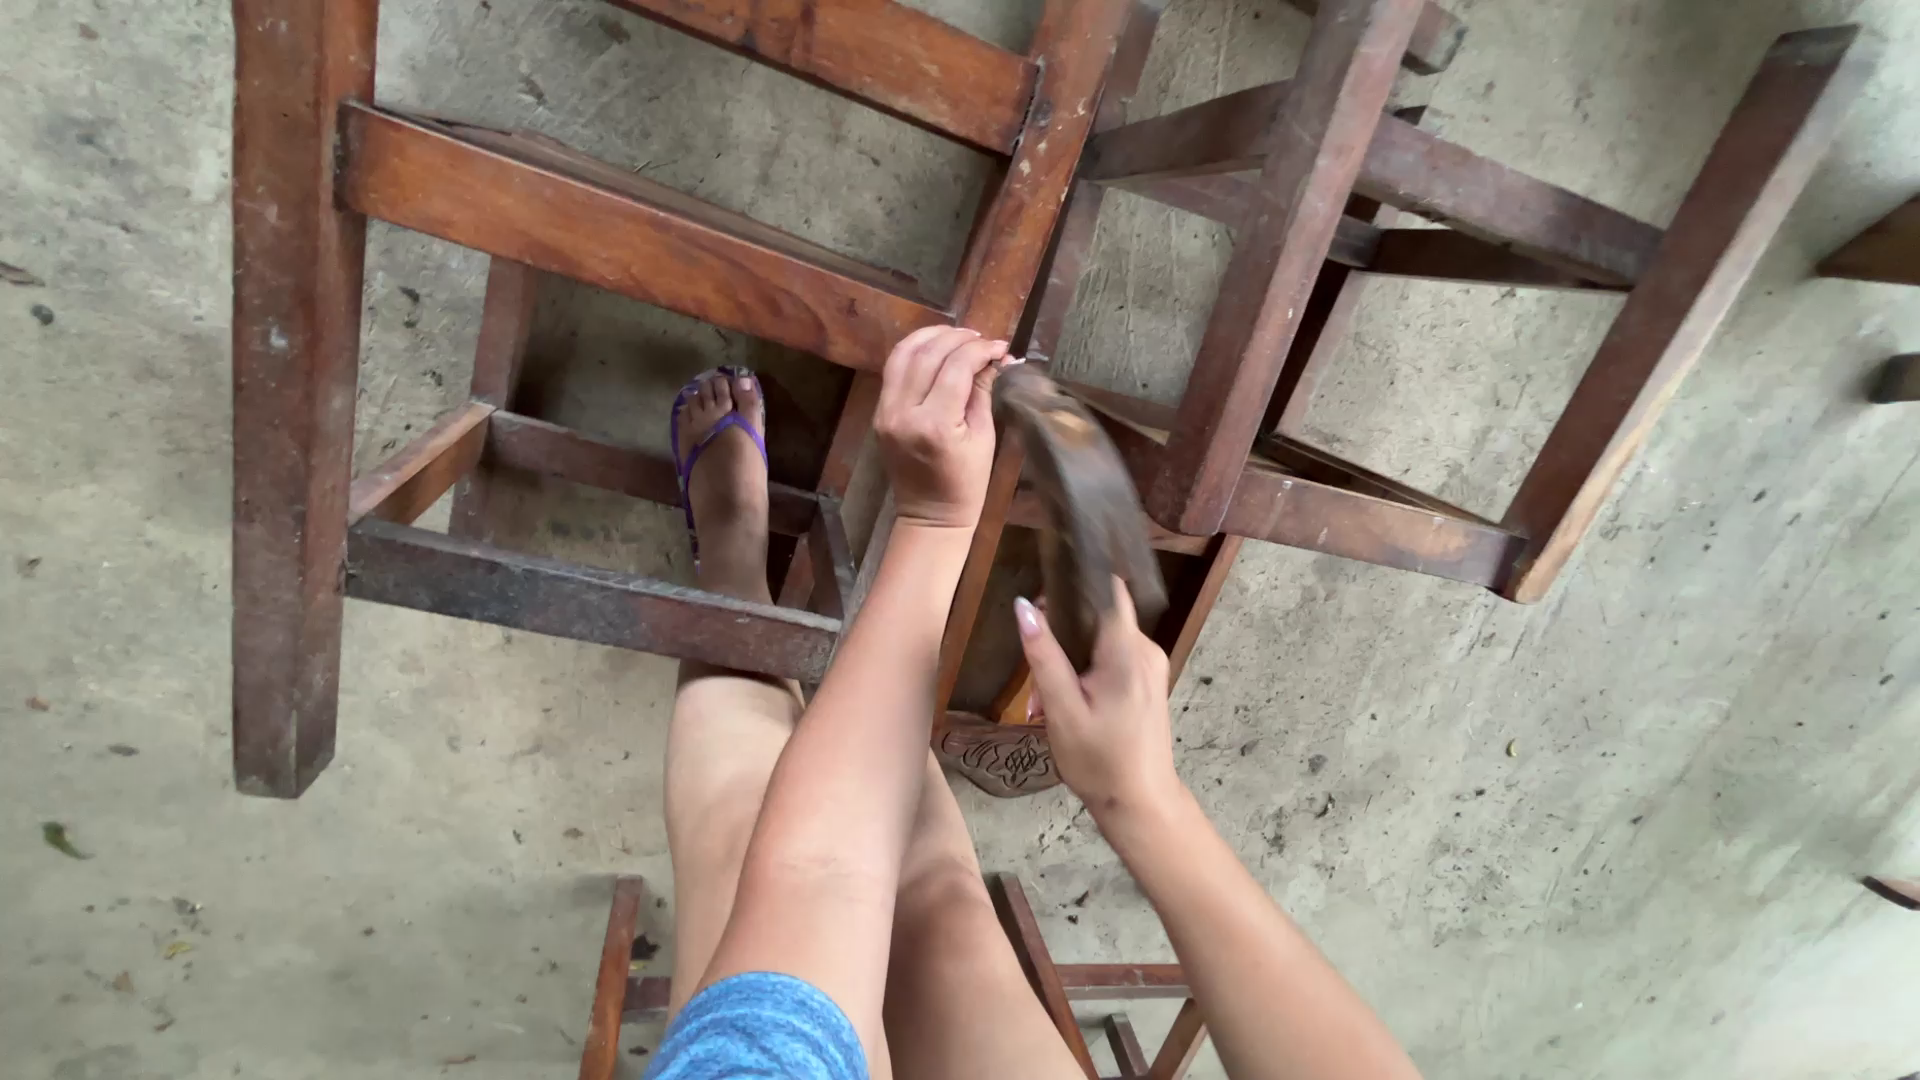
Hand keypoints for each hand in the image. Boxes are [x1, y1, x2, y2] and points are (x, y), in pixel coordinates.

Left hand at [876, 326, 1006, 529]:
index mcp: (935, 425)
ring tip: (956, 335)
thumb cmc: (966, 484)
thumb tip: (994, 357)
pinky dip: (913, 353)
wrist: (930, 515)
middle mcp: (904, 413)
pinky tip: (934, 349)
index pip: (956, 367)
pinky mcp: (879, 413)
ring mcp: (886, 413)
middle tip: (980, 337)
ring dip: (930, 337)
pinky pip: (893, 371)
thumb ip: (982, 392)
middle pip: (928, 355)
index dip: (980, 350)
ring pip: (902, 355)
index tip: (1000, 347)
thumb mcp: (984, 437)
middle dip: (958, 338)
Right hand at [1015, 579, 1180, 814]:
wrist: (1140, 805)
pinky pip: (1112, 657)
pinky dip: (1087, 671)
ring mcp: (1151, 665)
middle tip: (1035, 676)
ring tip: (1046, 700)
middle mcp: (1145, 649)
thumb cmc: (1099, 761)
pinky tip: (1069, 703)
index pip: (1108, 590)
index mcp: (1127, 651)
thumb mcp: (1061, 709)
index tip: (1043, 602)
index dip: (1074, 586)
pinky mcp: (1148, 680)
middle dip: (1062, 635)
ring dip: (1070, 659)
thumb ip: (1043, 655)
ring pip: (1102, 638)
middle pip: (1098, 615)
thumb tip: (1023, 606)